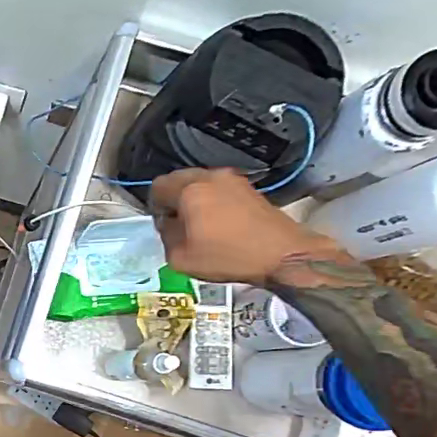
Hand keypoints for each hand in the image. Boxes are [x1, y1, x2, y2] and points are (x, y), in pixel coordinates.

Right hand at [148, 168, 348, 283]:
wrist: (282, 253)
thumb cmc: (229, 257)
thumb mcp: (182, 259)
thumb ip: (166, 237)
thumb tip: (168, 225)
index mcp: (189, 190)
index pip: (158, 186)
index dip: (154, 207)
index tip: (163, 225)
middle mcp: (210, 177)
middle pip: (179, 180)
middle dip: (174, 200)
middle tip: (180, 226)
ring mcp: (232, 179)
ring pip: (201, 183)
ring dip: (195, 200)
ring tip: (202, 227)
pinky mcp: (249, 188)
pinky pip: (220, 189)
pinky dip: (214, 202)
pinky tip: (222, 225)